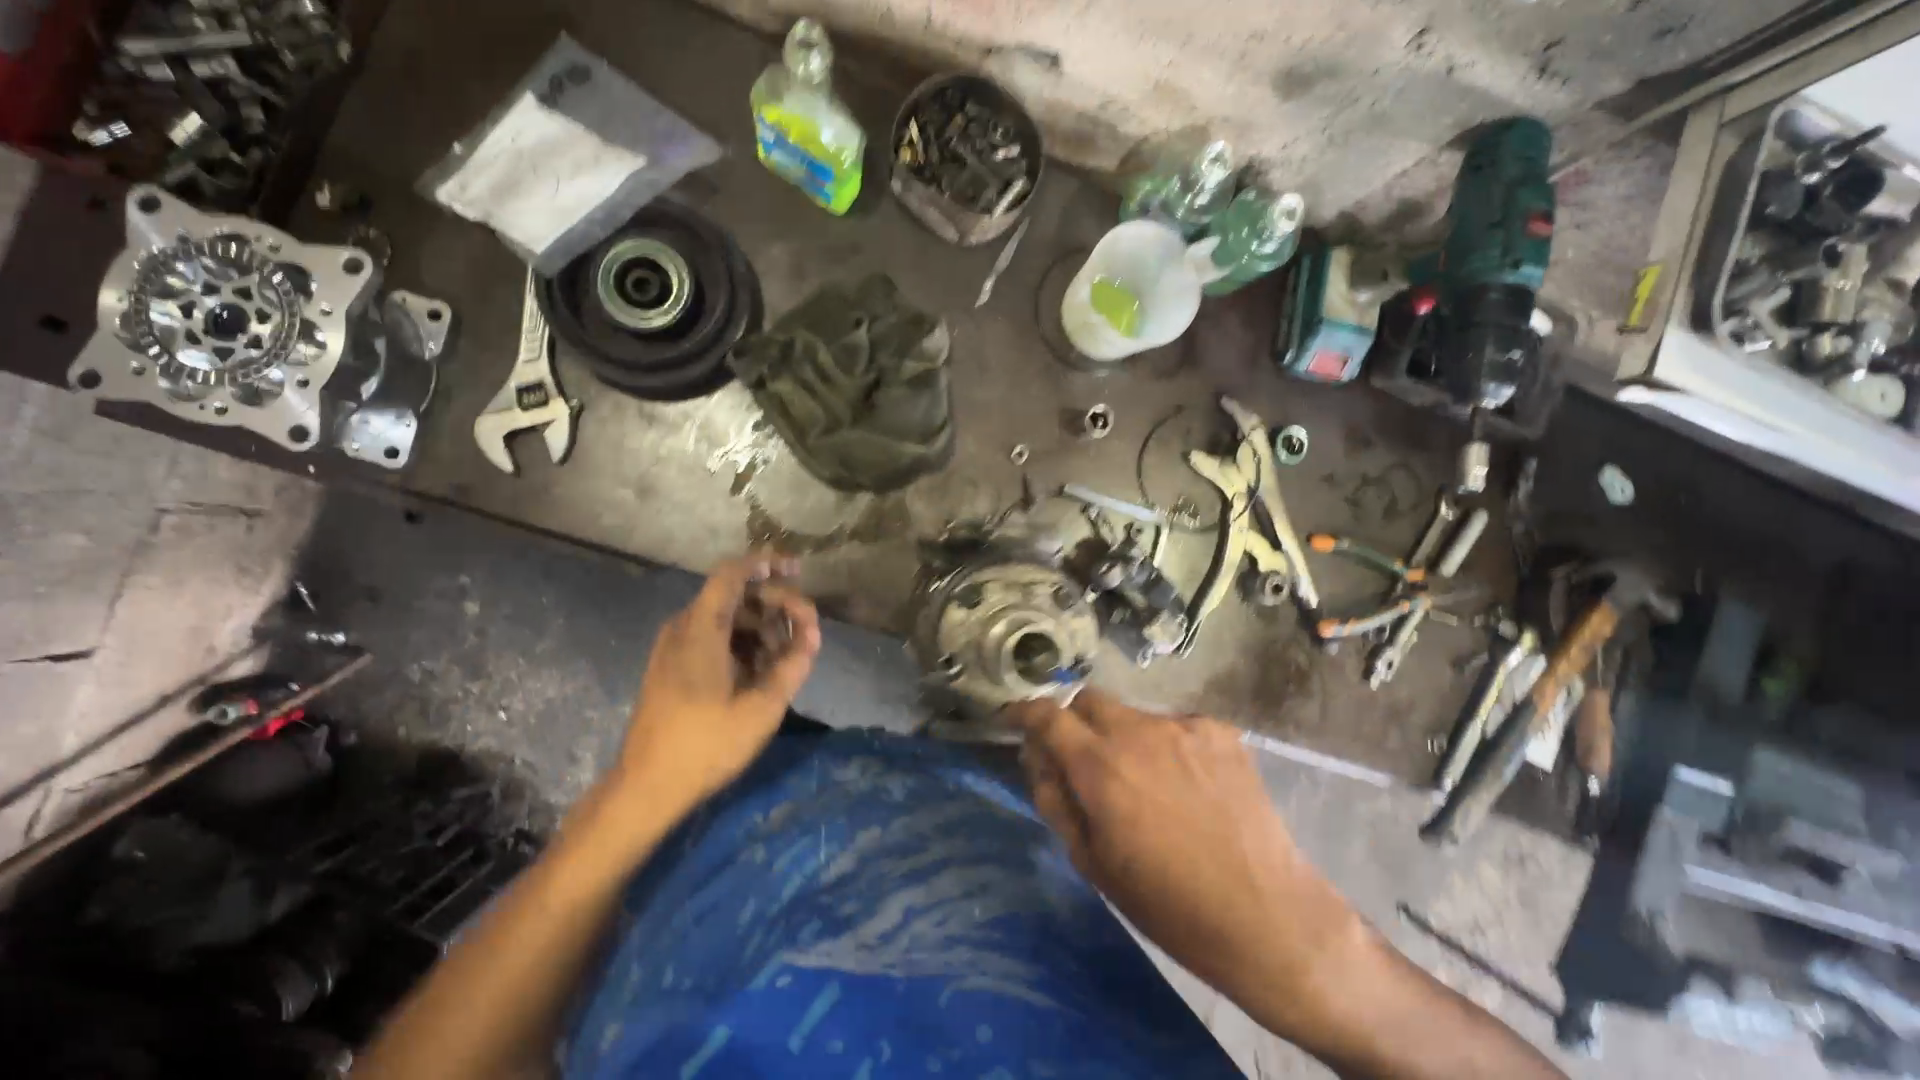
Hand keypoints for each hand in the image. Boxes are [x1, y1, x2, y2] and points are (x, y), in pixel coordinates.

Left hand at [613, 553, 820, 814]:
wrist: (648, 786)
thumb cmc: (707, 744)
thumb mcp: (762, 707)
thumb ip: (793, 664)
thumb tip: (812, 636)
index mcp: (700, 627)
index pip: (733, 573)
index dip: (767, 563)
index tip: (798, 569)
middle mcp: (683, 627)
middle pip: (735, 597)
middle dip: (776, 607)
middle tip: (809, 631)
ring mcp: (674, 649)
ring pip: (727, 621)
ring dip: (763, 631)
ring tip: (792, 659)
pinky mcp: (673, 669)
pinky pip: (714, 641)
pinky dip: (743, 647)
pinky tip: (765, 673)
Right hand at [1006, 690, 1367, 1024]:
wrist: (1263, 914)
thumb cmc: (1167, 903)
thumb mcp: (1092, 862)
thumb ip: (1056, 801)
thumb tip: (1038, 760)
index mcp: (1100, 766)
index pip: (1046, 715)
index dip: (1023, 713)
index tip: (1013, 721)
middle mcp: (1140, 732)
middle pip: (1089, 701)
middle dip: (1073, 722)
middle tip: (1080, 761)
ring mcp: (1185, 727)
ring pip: (1134, 715)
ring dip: (1121, 737)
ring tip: (1142, 785)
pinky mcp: (1223, 733)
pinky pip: (1176, 726)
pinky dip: (1165, 746)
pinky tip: (1183, 786)